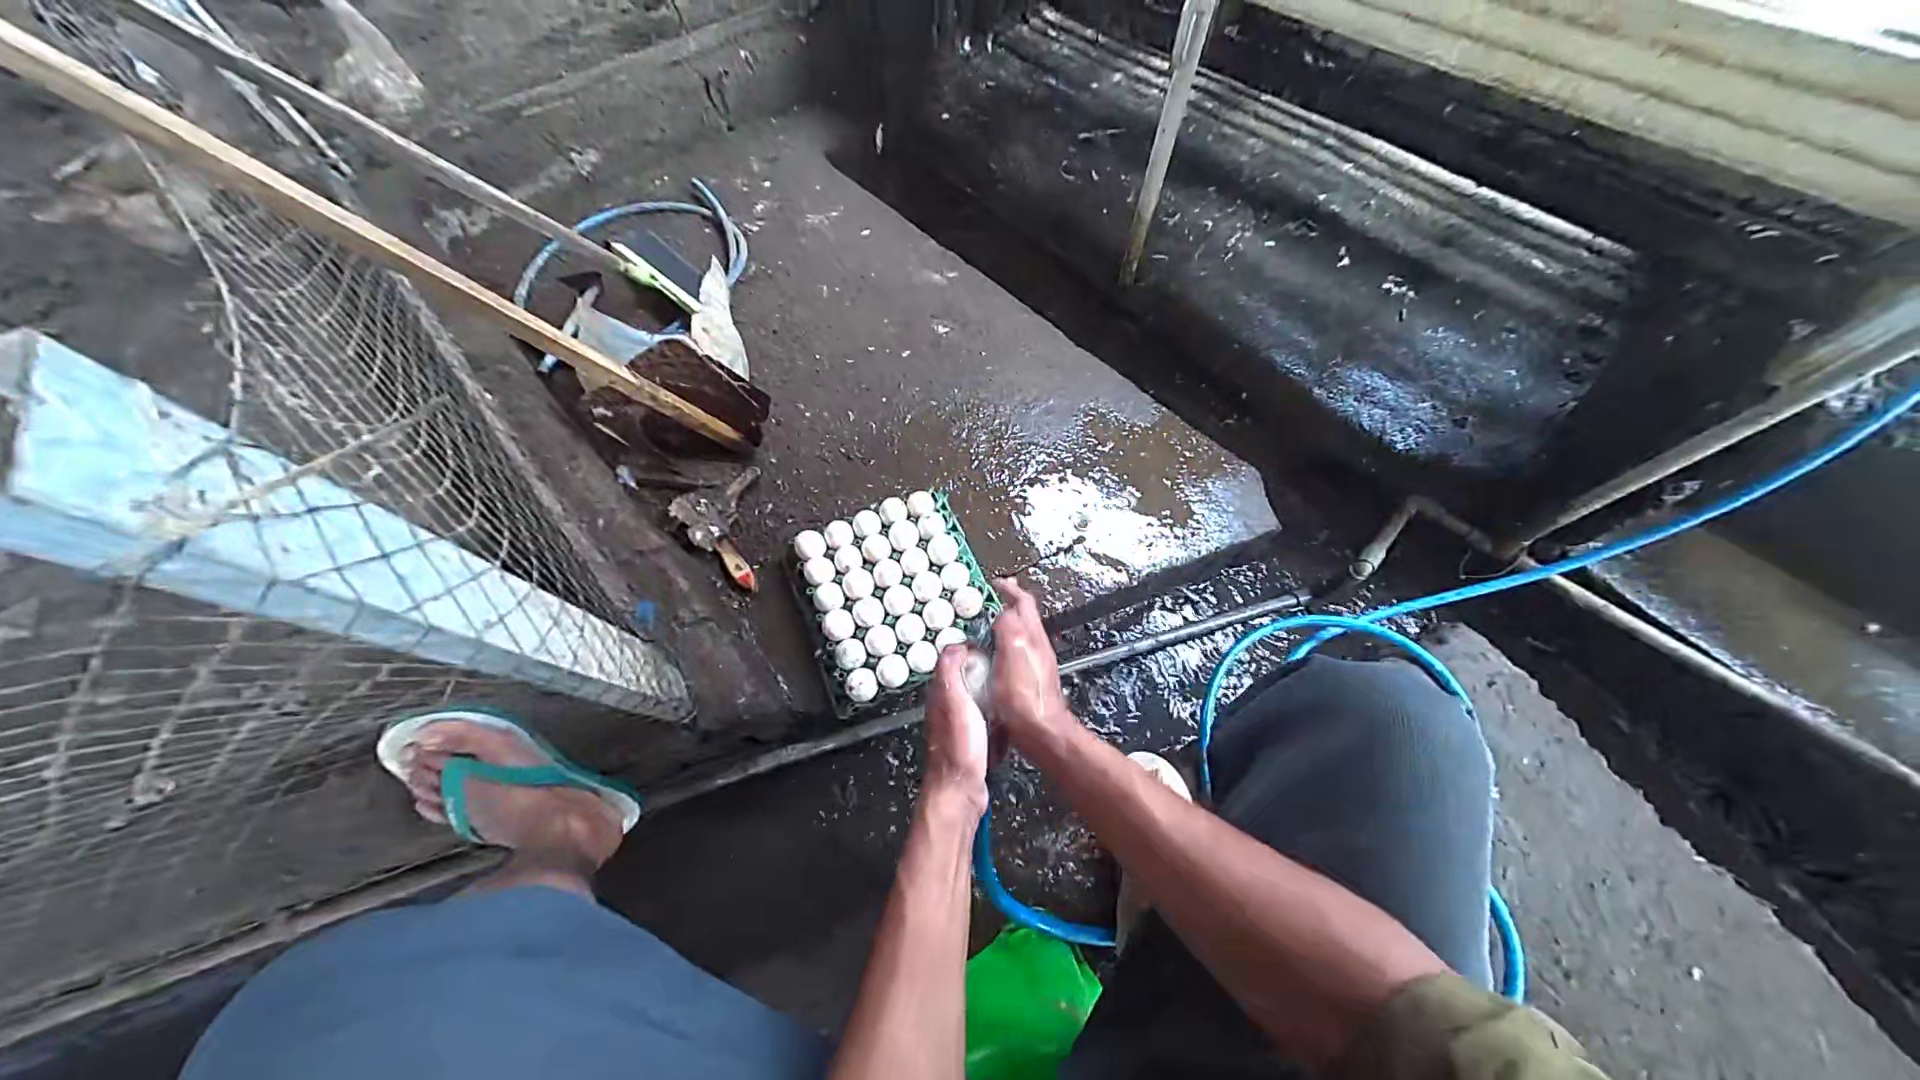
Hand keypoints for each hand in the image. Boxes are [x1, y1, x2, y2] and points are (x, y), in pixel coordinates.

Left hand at [922, 644, 989, 814]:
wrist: (961, 790)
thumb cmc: (959, 747)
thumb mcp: (955, 699)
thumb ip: (951, 671)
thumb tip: (956, 646)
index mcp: (940, 693)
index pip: (953, 661)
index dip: (971, 652)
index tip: (990, 651)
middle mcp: (947, 708)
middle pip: (968, 681)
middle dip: (986, 676)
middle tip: (1004, 673)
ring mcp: (960, 727)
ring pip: (980, 703)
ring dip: (994, 700)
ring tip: (1010, 696)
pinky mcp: (972, 743)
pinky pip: (989, 726)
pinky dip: (998, 723)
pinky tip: (1005, 726)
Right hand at [989, 579, 1076, 751]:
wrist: (1042, 733)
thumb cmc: (1026, 699)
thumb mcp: (1012, 654)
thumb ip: (1008, 627)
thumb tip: (1002, 611)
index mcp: (1032, 637)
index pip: (1023, 602)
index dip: (1008, 589)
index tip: (994, 583)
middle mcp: (1037, 647)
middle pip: (1023, 616)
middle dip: (1006, 605)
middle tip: (986, 602)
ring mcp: (1036, 663)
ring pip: (1020, 634)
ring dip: (1003, 625)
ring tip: (984, 626)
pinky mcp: (1030, 680)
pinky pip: (1015, 653)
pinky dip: (1002, 646)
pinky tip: (990, 656)